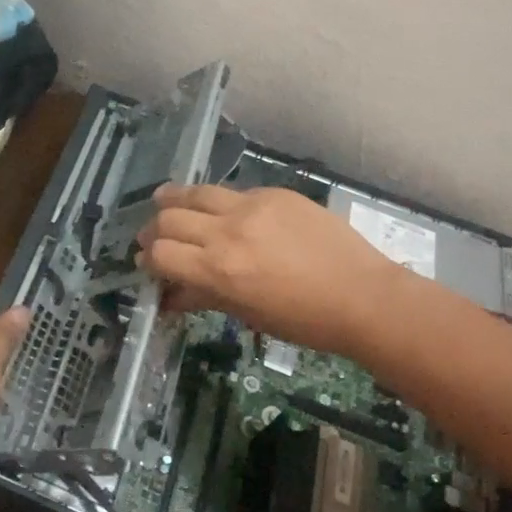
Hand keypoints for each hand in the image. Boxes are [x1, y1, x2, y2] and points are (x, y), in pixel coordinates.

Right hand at [136, 183, 407, 354]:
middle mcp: (228, 231)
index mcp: (220, 269)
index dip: (148, 259)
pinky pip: (232, 192)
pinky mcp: (275, 193)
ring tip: (165, 203)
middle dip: (152, 230)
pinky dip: (216, 202)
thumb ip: (203, 297)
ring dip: (173, 200)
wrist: (363, 296)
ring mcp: (252, 206)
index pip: (161, 253)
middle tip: (153, 239)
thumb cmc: (304, 320)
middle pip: (168, 218)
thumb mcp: (247, 314)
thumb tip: (169, 297)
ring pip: (195, 192)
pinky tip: (220, 211)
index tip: (148, 264)